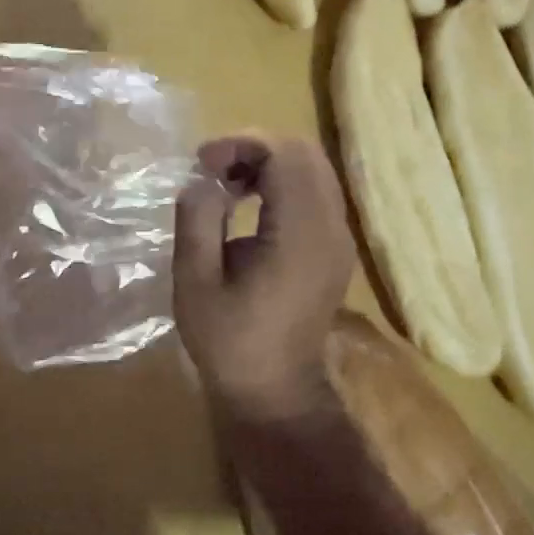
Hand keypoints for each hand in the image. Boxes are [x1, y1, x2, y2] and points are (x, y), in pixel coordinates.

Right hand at [174, 137, 354, 420]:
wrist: (274, 390)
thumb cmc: (228, 340)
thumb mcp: (194, 281)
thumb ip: (197, 220)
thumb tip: (202, 180)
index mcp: (299, 235)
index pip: (285, 154)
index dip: (240, 143)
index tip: (200, 164)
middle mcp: (331, 228)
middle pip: (305, 153)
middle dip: (253, 147)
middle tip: (210, 169)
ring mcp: (338, 238)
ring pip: (312, 168)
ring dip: (266, 162)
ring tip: (223, 184)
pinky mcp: (334, 247)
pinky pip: (313, 191)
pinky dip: (279, 182)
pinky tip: (245, 203)